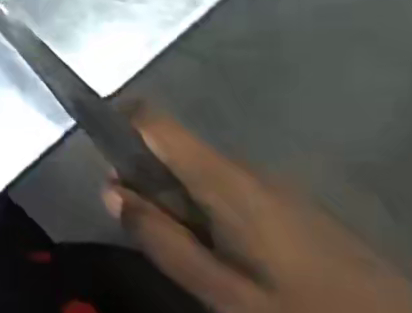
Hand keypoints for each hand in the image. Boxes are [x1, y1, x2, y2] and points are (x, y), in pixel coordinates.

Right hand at [106, 112, 411, 312]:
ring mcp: (285, 193)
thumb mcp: (226, 293)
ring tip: (199, 254)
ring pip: (207, 178)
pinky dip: (219, 217)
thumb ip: (161, 239)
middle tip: (152, 229)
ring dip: (186, 203)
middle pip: (175, 152)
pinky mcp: (309, 217)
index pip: (149, 118)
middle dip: (150, 181)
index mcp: (224, 179)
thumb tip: (108, 191)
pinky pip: (241, 198)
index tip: (101, 159)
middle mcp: (251, 171)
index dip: (114, 123)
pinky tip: (239, 261)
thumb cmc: (311, 310)